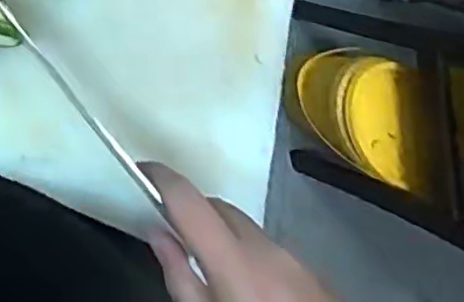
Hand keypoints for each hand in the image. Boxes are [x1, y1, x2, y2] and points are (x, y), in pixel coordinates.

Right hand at [140, 162, 337, 301]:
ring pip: (248, 230)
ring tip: (217, 276)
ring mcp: (299, 264)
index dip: (159, 177)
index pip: (186, 196)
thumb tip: (159, 235)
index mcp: (234, 262)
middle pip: (219, 208)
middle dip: (193, 213)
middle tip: (176, 236)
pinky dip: (254, 259)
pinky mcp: (322, 282)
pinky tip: (255, 295)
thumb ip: (180, 279)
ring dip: (225, 238)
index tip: (141, 173)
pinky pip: (275, 254)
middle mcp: (268, 250)